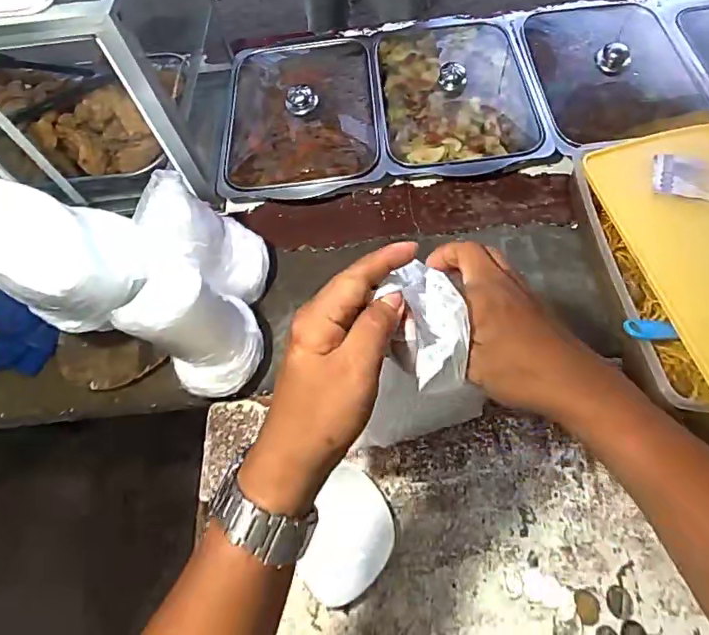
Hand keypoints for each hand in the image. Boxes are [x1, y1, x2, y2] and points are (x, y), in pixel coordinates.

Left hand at [240, 241, 412, 514]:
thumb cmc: (325, 414)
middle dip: (383, 271)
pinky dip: (374, 317)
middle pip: (352, 285)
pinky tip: (390, 321)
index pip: (355, 276)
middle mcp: (314, 319)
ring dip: (380, 294)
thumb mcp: (357, 367)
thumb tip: (394, 295)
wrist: (292, 460)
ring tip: (410, 289)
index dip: (384, 259)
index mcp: (318, 316)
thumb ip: (376, 325)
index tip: (413, 248)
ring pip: (352, 304)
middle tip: (416, 266)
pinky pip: (352, 323)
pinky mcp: (323, 354)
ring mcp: (316, 337)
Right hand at [426, 241, 611, 423]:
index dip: (443, 254)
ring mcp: (526, 293)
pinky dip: (492, 289)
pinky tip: (484, 319)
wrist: (573, 382)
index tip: (427, 274)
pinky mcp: (538, 308)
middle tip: (441, 283)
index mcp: (487, 287)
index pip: (464, 250)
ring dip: (476, 274)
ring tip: (459, 301)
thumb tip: (424, 333)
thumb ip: (444, 344)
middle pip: (482, 252)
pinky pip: (509, 284)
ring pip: (497, 267)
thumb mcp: (471, 363)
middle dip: (458, 260)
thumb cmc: (519, 370)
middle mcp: (507, 281)